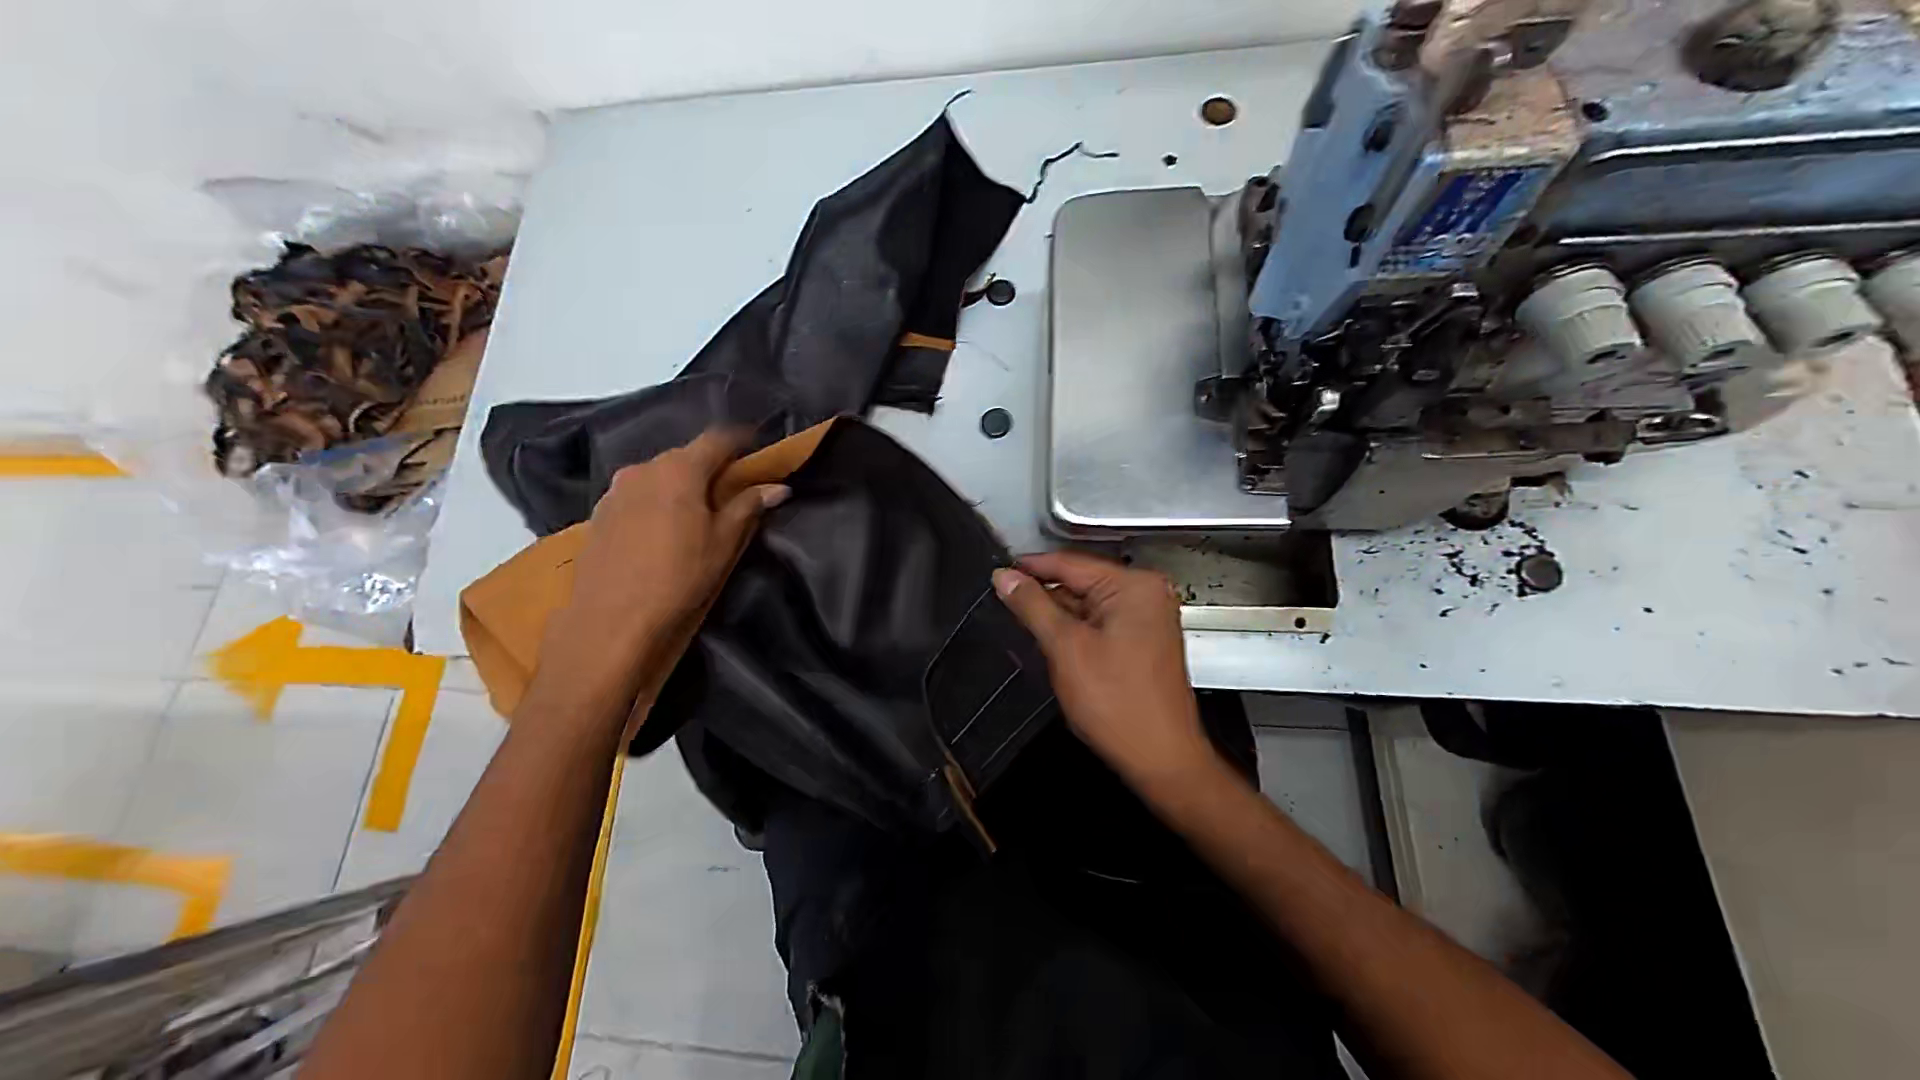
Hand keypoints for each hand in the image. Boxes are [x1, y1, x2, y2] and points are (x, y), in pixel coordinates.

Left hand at [536, 430, 787, 721]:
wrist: (611, 619)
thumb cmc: (679, 577)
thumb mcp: (724, 542)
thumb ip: (749, 506)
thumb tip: (778, 487)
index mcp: (679, 469)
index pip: (717, 439)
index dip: (741, 440)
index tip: (757, 446)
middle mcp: (643, 469)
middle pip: (685, 457)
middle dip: (710, 467)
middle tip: (731, 490)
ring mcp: (615, 490)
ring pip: (658, 477)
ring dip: (680, 486)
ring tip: (694, 514)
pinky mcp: (599, 514)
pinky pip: (637, 496)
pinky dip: (656, 503)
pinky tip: (661, 531)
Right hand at [992, 551, 1215, 790]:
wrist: (1159, 757)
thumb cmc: (1121, 706)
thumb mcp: (1065, 647)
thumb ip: (1032, 606)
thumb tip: (1006, 578)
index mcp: (1134, 587)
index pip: (1070, 563)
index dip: (1030, 568)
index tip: (1001, 573)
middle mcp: (1147, 595)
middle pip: (1080, 582)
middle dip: (1044, 596)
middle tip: (1007, 602)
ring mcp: (1148, 619)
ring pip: (1088, 605)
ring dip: (1059, 617)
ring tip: (1027, 628)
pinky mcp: (1143, 641)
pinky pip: (1101, 623)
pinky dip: (1077, 632)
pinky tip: (1056, 646)